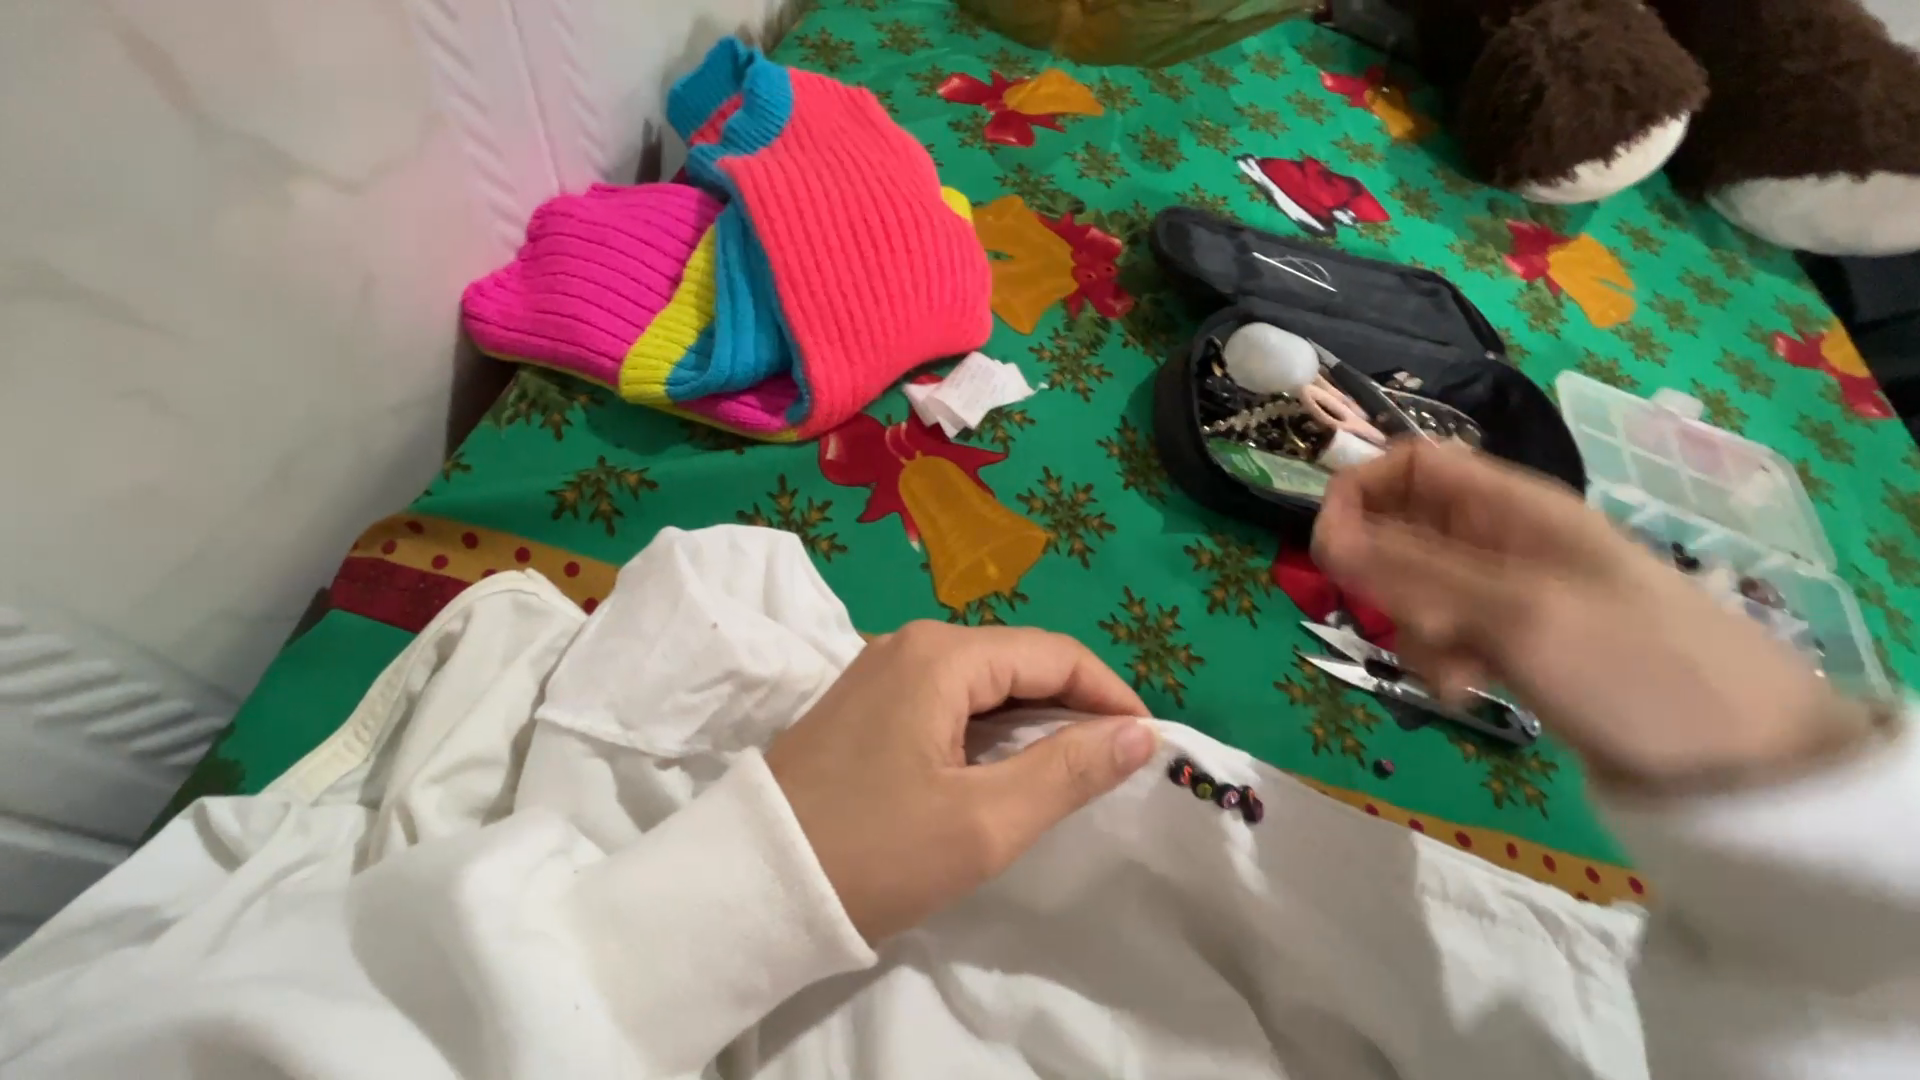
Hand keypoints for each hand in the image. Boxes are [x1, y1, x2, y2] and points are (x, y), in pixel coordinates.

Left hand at [765, 622, 1156, 942]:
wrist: (753, 885)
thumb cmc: (872, 853)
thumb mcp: (983, 823)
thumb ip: (1068, 770)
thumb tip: (1139, 733)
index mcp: (940, 655)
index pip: (1053, 653)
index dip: (1109, 694)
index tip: (1147, 745)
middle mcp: (911, 643)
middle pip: (1018, 659)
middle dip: (1074, 704)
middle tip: (1113, 763)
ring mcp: (882, 668)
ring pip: (984, 680)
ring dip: (1033, 717)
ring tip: (1071, 769)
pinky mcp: (867, 701)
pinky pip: (948, 698)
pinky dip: (990, 726)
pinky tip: (1004, 765)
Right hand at [1311, 440, 1873, 789]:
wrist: (1734, 762)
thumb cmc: (1631, 663)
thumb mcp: (1515, 610)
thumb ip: (1412, 571)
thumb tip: (1319, 536)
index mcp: (1509, 505)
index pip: (1408, 464)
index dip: (1359, 493)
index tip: (1330, 548)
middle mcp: (1497, 537)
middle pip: (1398, 530)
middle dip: (1387, 581)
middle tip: (1415, 622)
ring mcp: (1500, 590)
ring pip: (1410, 589)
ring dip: (1413, 631)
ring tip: (1456, 672)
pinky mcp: (1502, 637)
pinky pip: (1437, 632)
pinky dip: (1437, 659)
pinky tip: (1468, 689)